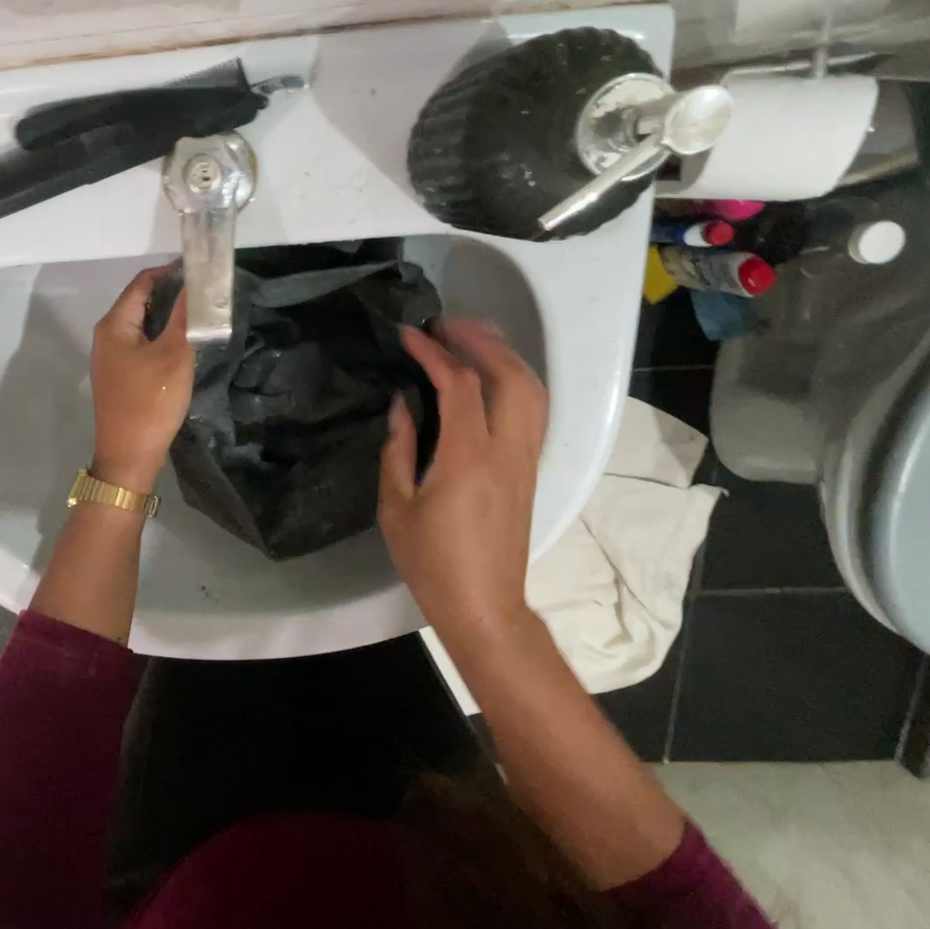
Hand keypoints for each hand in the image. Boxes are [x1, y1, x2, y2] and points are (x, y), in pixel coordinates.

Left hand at [88, 266, 193, 492]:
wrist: (129, 456)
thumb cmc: (150, 402)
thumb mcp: (174, 356)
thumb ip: (186, 318)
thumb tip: (197, 286)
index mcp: (114, 325)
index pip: (142, 283)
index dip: (170, 273)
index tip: (200, 272)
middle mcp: (106, 337)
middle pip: (139, 303)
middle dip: (171, 296)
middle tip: (205, 297)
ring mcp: (110, 359)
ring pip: (141, 327)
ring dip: (167, 319)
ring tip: (199, 319)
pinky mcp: (119, 378)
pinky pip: (140, 347)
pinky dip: (160, 340)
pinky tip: (182, 348)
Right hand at [378, 317, 547, 636]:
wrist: (483, 605)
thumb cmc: (431, 563)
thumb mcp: (396, 508)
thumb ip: (398, 449)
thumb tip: (402, 404)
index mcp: (469, 457)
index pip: (459, 385)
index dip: (434, 353)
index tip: (409, 334)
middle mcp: (507, 450)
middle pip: (509, 375)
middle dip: (480, 339)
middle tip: (446, 323)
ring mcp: (526, 459)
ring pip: (532, 390)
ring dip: (505, 355)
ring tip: (473, 339)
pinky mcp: (530, 470)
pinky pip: (533, 410)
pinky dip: (516, 380)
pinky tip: (492, 377)